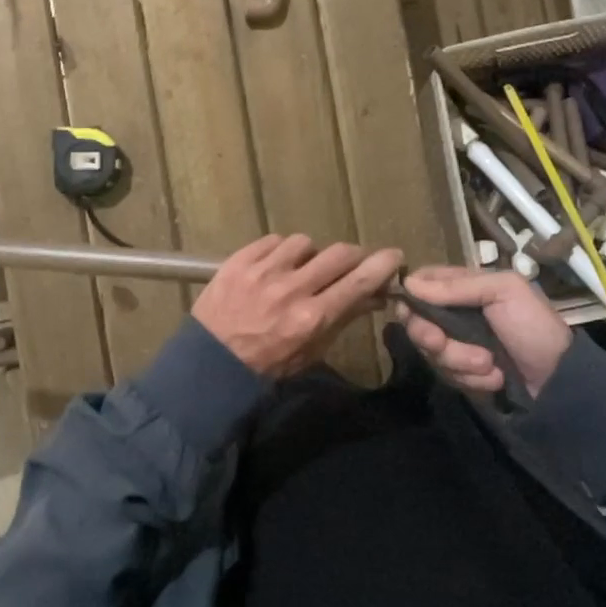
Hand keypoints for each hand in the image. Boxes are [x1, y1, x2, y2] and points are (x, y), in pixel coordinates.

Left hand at [192, 234, 403, 379]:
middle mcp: (291, 289)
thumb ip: (342, 318)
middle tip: (351, 263)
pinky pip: (273, 241)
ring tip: (302, 269)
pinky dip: (281, 251)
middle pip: (338, 253)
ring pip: (305, 243)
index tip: (394, 256)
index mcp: (312, 317)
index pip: (359, 281)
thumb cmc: (268, 365)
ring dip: (311, 254)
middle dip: (352, 256)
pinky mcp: (239, 260)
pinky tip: (276, 266)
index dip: (383, 265)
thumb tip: (375, 295)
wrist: (211, 364)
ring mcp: (263, 271)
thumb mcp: (311, 351)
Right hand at [396, 266, 570, 396]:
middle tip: (441, 343)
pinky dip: (471, 380)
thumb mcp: (503, 291)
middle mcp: (455, 315)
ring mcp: (457, 346)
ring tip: (490, 365)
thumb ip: (458, 286)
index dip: (410, 298)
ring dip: (459, 361)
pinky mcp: (462, 375)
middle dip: (430, 337)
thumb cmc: (534, 326)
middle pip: (416, 323)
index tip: (411, 311)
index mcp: (464, 288)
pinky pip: (447, 376)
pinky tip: (494, 379)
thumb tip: (408, 283)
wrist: (558, 380)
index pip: (421, 284)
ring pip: (431, 353)